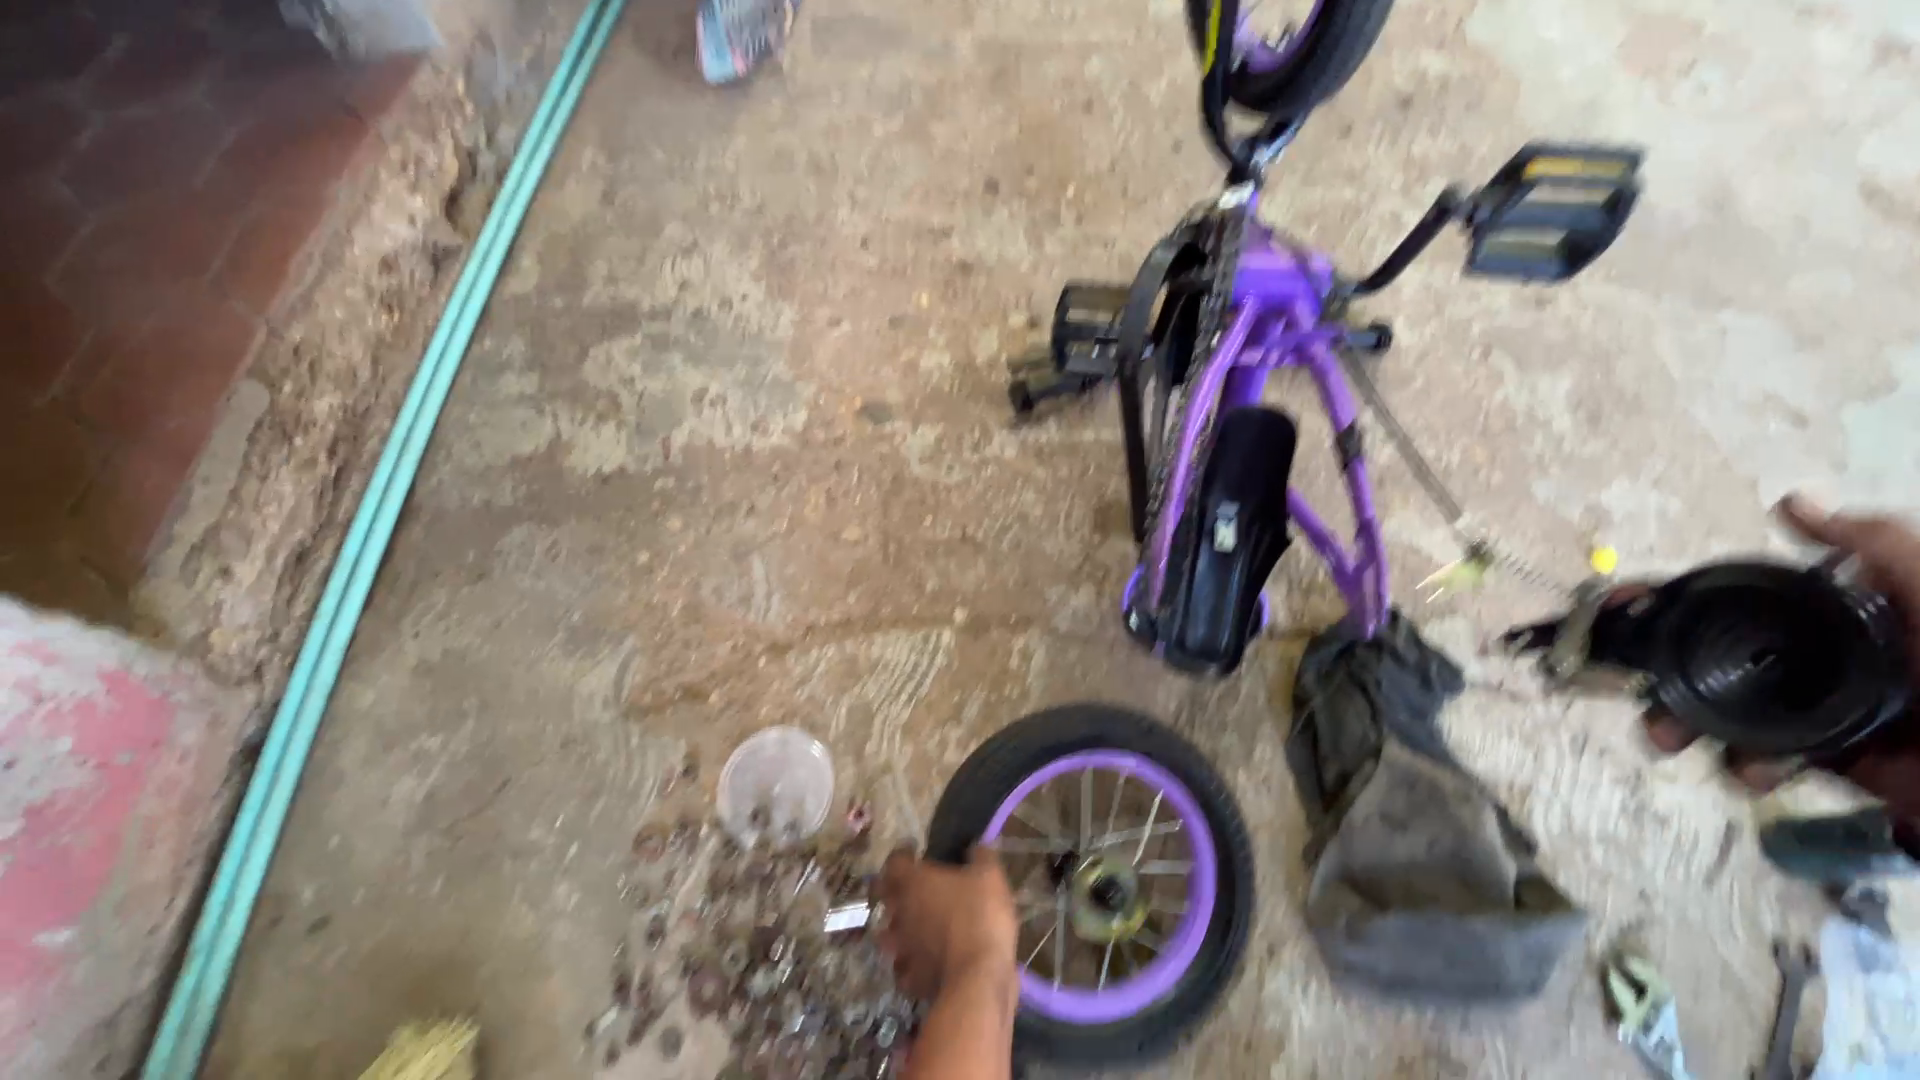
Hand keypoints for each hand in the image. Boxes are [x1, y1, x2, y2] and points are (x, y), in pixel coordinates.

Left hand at [876, 846, 1018, 1001]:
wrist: (978, 978)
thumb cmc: (981, 916)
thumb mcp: (990, 876)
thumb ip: (980, 855)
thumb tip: (975, 845)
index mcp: (913, 882)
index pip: (894, 862)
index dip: (903, 855)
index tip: (914, 852)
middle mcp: (900, 913)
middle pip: (885, 897)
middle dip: (896, 891)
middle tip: (914, 889)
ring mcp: (901, 948)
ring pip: (888, 934)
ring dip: (898, 929)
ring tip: (915, 927)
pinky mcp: (910, 979)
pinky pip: (903, 968)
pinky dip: (910, 964)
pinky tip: (923, 962)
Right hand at [1642, 494, 1919, 821]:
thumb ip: (1879, 546)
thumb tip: (1793, 501)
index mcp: (1827, 618)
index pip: (1733, 600)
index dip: (1671, 598)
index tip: (1621, 603)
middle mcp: (1809, 658)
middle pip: (1708, 654)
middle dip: (1658, 668)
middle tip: (1631, 682)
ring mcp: (1811, 710)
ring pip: (1719, 708)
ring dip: (1683, 721)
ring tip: (1669, 736)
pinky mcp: (1821, 760)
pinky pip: (1762, 758)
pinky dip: (1746, 764)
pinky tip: (1755, 766)